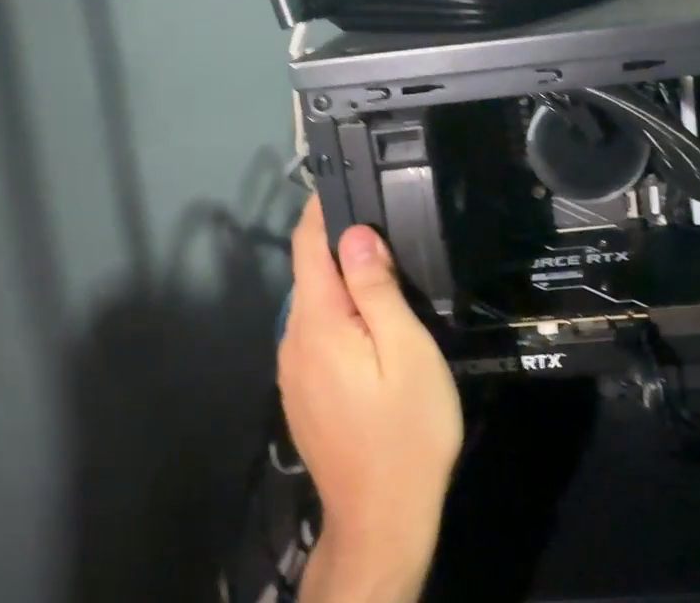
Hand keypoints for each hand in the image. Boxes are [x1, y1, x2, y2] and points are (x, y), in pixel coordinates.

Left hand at [278, 197, 462, 602]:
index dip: (323, 209)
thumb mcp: (407, 351)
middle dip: (342, 246)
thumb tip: (357, 235)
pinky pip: (316, 337)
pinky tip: (371, 329)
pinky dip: (339, 316)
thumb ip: (378, 291)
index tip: (345, 181)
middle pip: (310, 275)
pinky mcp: (301, 395)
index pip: (308, 247)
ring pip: (314, 307)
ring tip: (388, 274)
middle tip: (390, 230)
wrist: (382, 517)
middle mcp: (293, 342)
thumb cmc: (407, 430)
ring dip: (343, 284)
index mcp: (318, 324)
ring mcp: (292, 373)